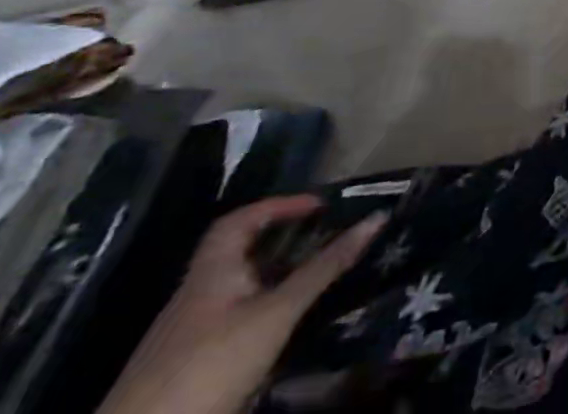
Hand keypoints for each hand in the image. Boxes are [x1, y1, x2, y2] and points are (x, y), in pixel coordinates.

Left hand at [99, 196, 383, 413]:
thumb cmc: (212, 363)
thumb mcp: (277, 313)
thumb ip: (324, 268)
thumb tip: (376, 219)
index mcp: (210, 274)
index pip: (237, 222)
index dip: (277, 205)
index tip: (320, 205)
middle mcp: (196, 295)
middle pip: (239, 253)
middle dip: (285, 239)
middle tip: (328, 235)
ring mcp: (191, 331)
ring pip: (241, 285)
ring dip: (280, 272)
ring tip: (321, 272)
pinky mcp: (193, 360)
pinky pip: (238, 314)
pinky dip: (269, 304)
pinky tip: (290, 319)